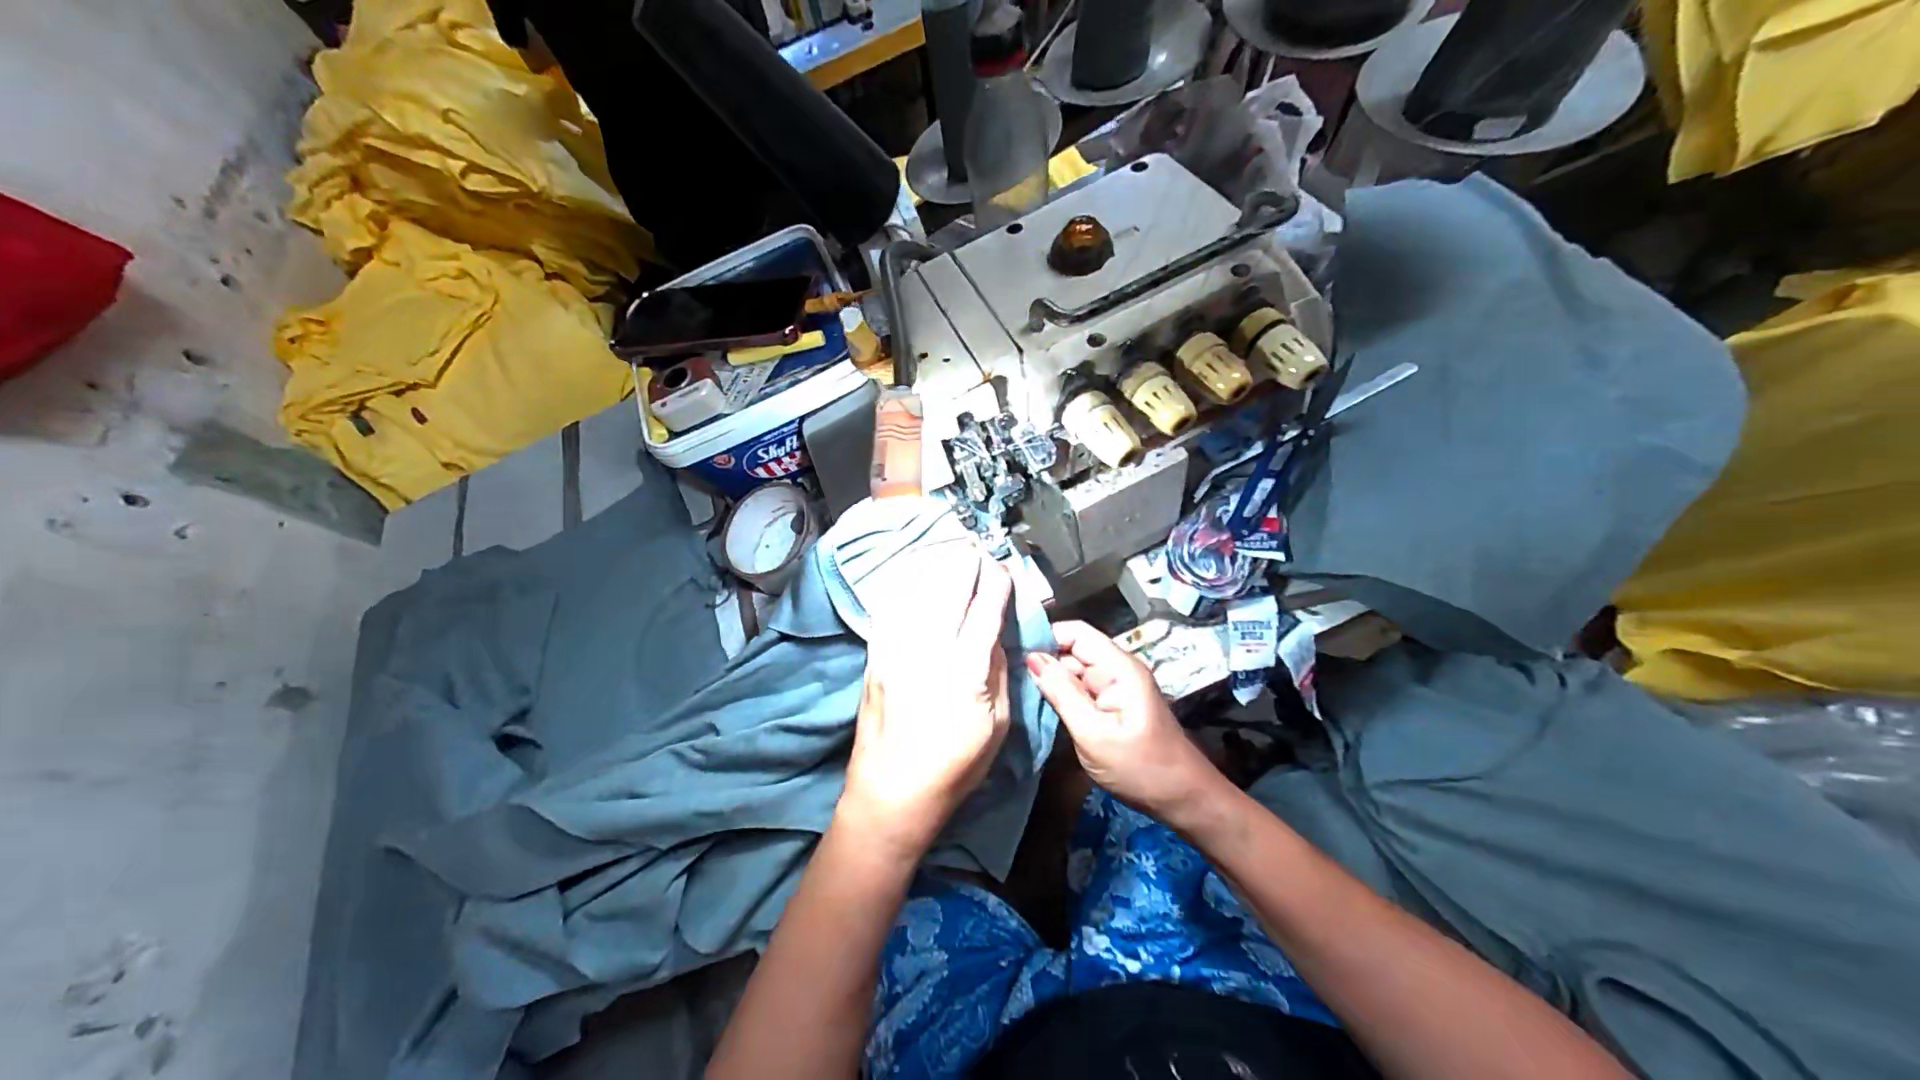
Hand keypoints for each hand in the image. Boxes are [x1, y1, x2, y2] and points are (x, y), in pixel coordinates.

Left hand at [838, 544, 1012, 860]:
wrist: (888, 794)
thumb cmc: (951, 769)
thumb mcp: (996, 728)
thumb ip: (997, 674)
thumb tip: (993, 635)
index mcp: (963, 678)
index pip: (982, 615)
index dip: (994, 586)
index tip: (1001, 569)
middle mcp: (925, 658)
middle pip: (945, 594)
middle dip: (963, 564)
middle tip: (978, 550)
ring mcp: (893, 654)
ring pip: (914, 593)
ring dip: (933, 565)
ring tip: (951, 550)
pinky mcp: (874, 657)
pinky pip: (888, 607)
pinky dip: (903, 581)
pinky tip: (915, 570)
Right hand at [1025, 621, 1227, 827]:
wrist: (1182, 798)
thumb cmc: (1140, 768)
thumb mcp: (1093, 733)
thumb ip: (1062, 693)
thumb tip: (1031, 657)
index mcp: (1118, 667)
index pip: (1075, 632)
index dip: (1044, 636)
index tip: (1013, 652)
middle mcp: (1116, 669)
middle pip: (1072, 650)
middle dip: (1042, 660)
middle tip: (1007, 677)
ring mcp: (1115, 687)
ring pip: (1073, 671)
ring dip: (1050, 679)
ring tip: (1017, 690)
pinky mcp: (1112, 704)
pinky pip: (1080, 689)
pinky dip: (1062, 695)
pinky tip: (1040, 704)